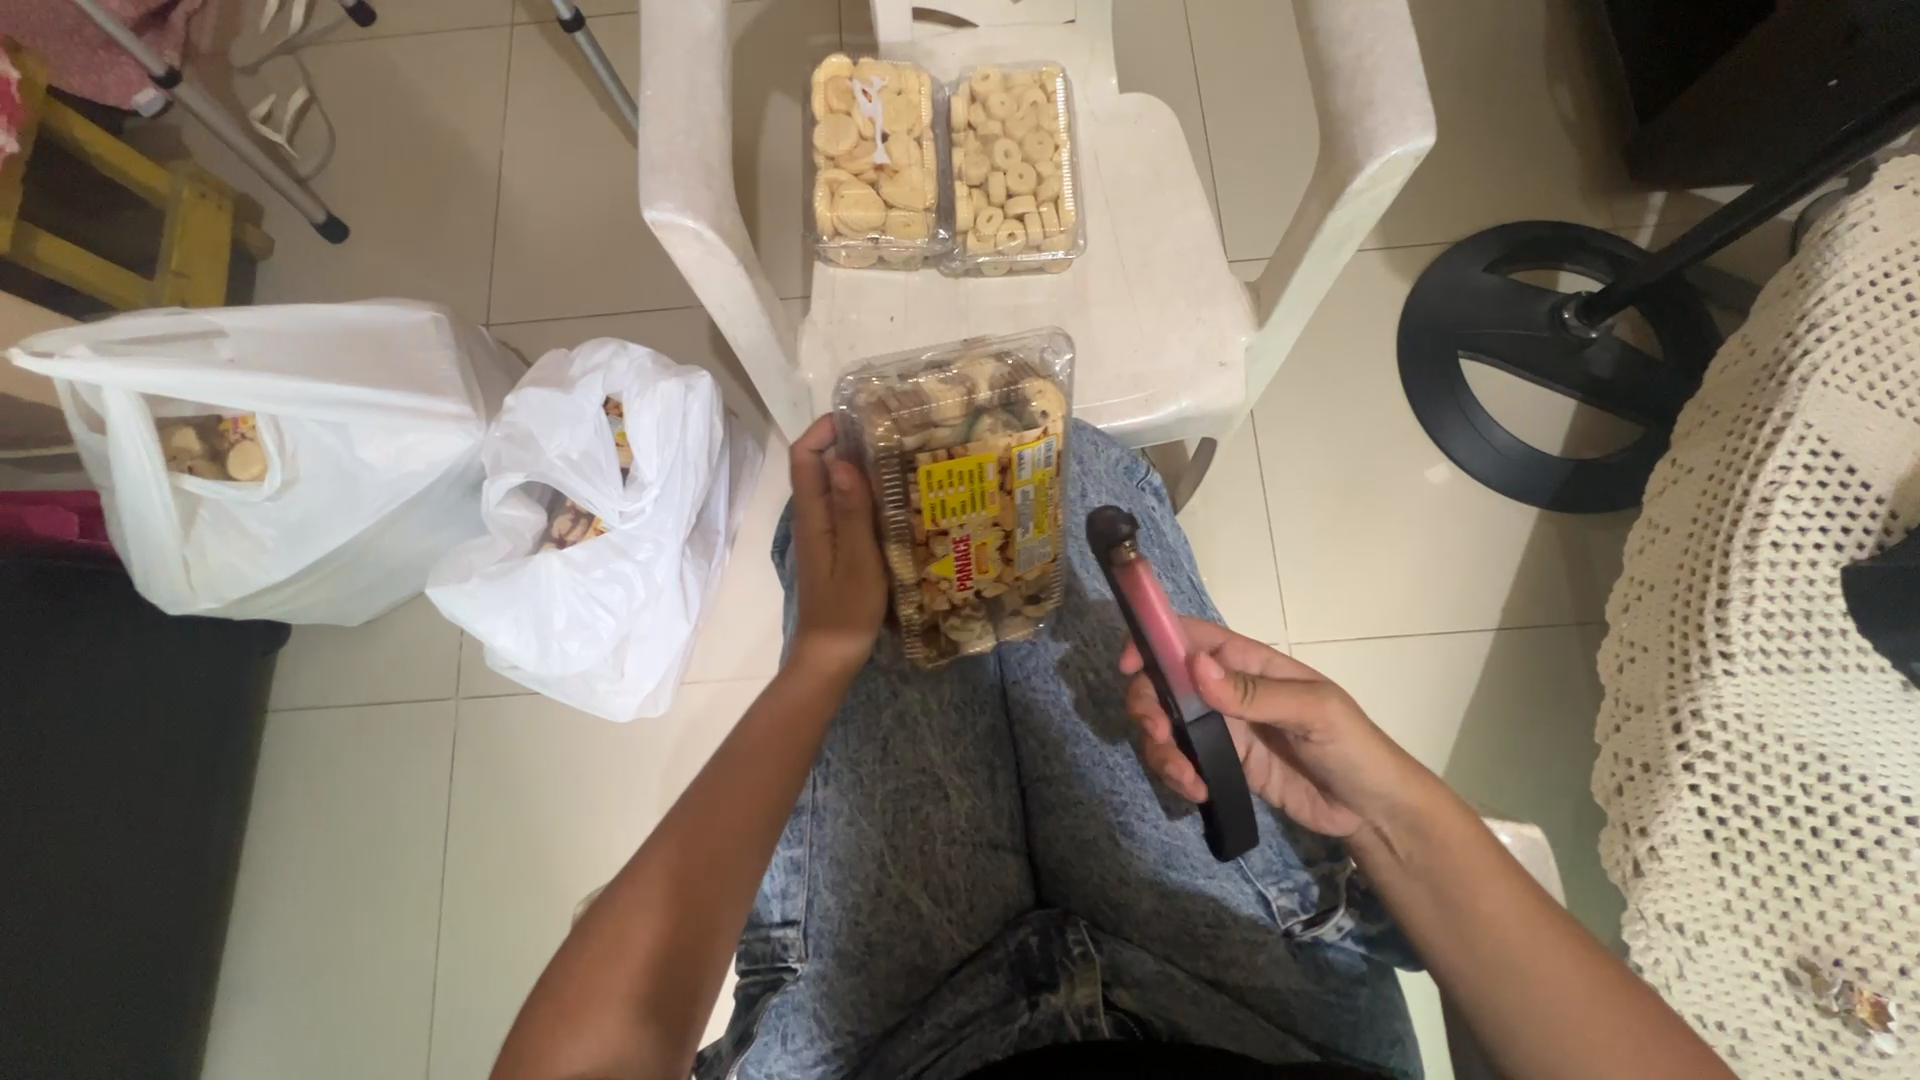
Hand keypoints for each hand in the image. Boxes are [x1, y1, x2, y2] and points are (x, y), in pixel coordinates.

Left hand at [785, 416, 887, 678]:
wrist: (831, 653)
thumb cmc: (847, 609)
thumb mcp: (857, 560)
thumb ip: (851, 512)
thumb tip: (842, 461)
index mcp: (812, 516)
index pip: (804, 455)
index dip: (825, 429)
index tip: (863, 418)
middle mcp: (812, 516)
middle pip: (819, 464)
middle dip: (848, 441)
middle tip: (893, 433)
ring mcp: (823, 531)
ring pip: (834, 484)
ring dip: (860, 466)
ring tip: (902, 456)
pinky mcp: (836, 544)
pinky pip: (846, 505)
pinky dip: (866, 492)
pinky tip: (897, 496)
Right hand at [1121, 619, 1433, 837]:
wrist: (1371, 811)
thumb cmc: (1353, 746)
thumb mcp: (1315, 710)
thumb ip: (1255, 691)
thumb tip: (1196, 668)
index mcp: (1248, 663)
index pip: (1190, 637)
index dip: (1154, 641)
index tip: (1129, 664)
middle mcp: (1225, 690)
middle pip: (1163, 682)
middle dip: (1148, 705)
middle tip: (1157, 734)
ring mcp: (1220, 728)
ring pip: (1164, 725)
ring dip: (1160, 748)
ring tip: (1186, 778)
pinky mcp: (1220, 764)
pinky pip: (1180, 761)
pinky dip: (1176, 774)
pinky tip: (1198, 791)